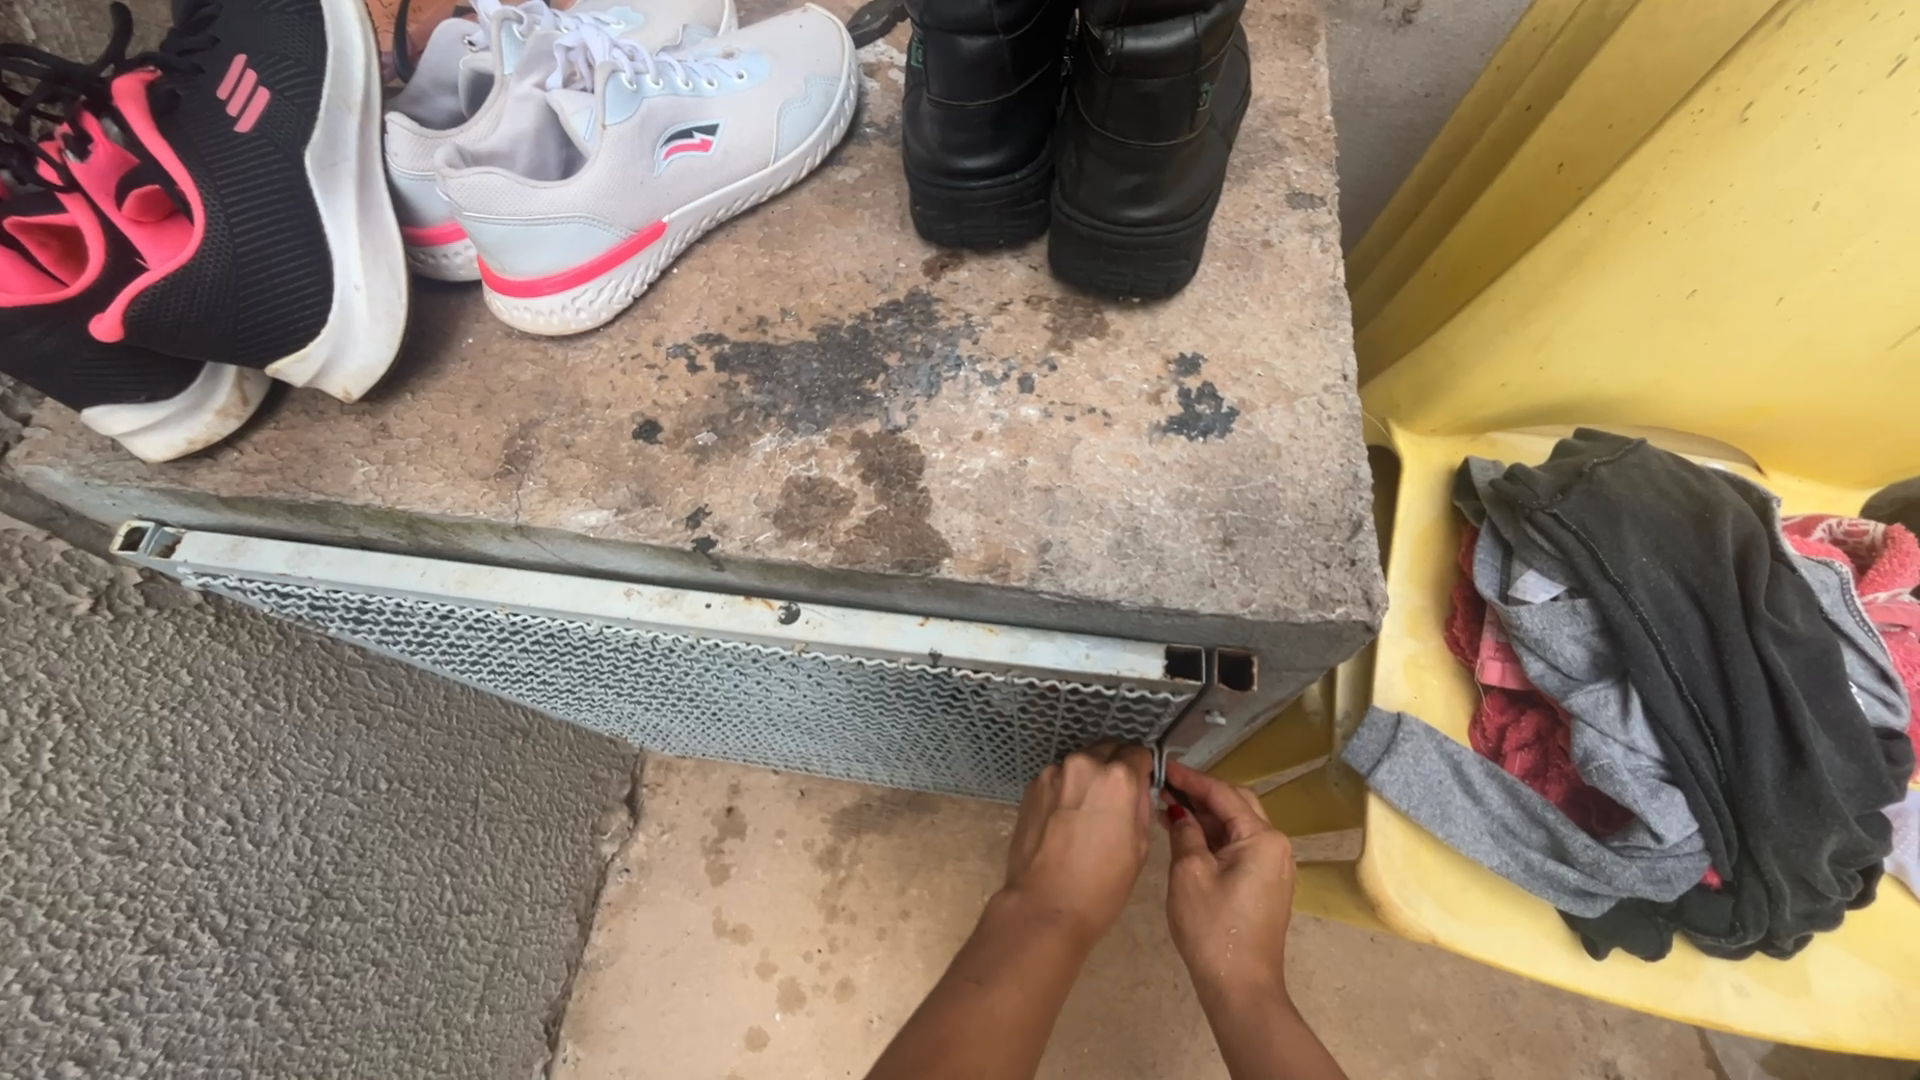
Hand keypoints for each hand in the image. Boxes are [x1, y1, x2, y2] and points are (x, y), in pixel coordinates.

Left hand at [1000, 741, 1154, 945]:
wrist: (1043, 905)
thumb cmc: (1101, 885)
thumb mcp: (1139, 847)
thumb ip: (1140, 806)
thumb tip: (1137, 788)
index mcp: (1117, 777)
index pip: (1138, 752)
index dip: (1143, 768)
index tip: (1142, 783)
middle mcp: (1083, 764)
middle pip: (1107, 750)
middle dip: (1116, 766)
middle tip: (1117, 798)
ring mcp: (1052, 772)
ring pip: (1080, 763)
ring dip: (1089, 777)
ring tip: (1087, 811)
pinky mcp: (1032, 786)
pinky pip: (1058, 778)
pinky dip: (1066, 789)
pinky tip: (1065, 819)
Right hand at [1162, 760, 1295, 1001]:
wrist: (1240, 987)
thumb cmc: (1212, 926)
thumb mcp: (1189, 871)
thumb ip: (1184, 831)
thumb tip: (1178, 810)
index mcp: (1262, 838)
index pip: (1222, 793)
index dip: (1190, 778)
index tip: (1162, 766)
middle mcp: (1275, 846)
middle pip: (1235, 804)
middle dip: (1200, 793)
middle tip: (1165, 785)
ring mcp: (1272, 866)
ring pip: (1235, 826)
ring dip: (1204, 815)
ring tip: (1167, 806)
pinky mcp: (1263, 884)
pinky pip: (1237, 846)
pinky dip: (1212, 836)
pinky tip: (1184, 833)